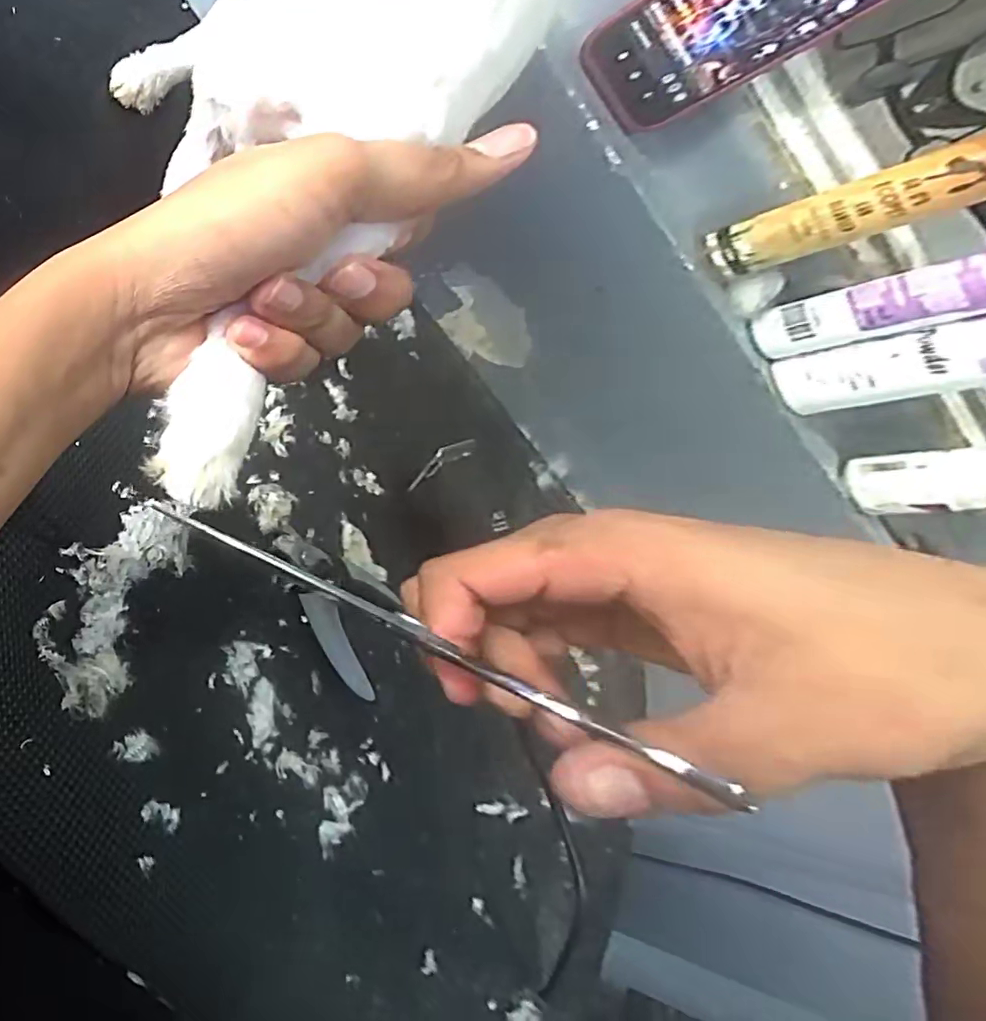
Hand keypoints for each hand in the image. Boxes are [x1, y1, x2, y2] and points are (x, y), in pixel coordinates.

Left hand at [83, 125, 536, 396]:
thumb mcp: (328, 175)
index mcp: (322, 197)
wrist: (139, 303)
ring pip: (344, 332)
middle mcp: (306, 251)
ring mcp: (280, 308)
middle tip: (316, 274)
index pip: (403, 221)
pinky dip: (272, 351)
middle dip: (357, 287)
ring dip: (304, 319)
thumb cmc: (226, 226)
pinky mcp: (257, 355)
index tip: (381, 230)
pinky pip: (302, 365)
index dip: (401, 234)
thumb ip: (419, 171)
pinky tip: (236, 336)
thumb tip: (522, 144)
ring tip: (255, 303)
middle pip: (384, 287)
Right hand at [402, 509, 985, 816]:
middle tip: (511, 714)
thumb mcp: (797, 726)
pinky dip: (537, 664)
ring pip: (505, 606)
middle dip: (470, 648)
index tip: (465, 686)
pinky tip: (570, 706)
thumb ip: (675, 766)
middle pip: (478, 585)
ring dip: (504, 663)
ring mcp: (609, 573)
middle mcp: (592, 551)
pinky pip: (545, 622)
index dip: (443, 619)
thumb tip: (566, 792)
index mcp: (612, 553)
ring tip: (554, 722)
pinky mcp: (627, 599)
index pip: (476, 569)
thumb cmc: (899, 664)